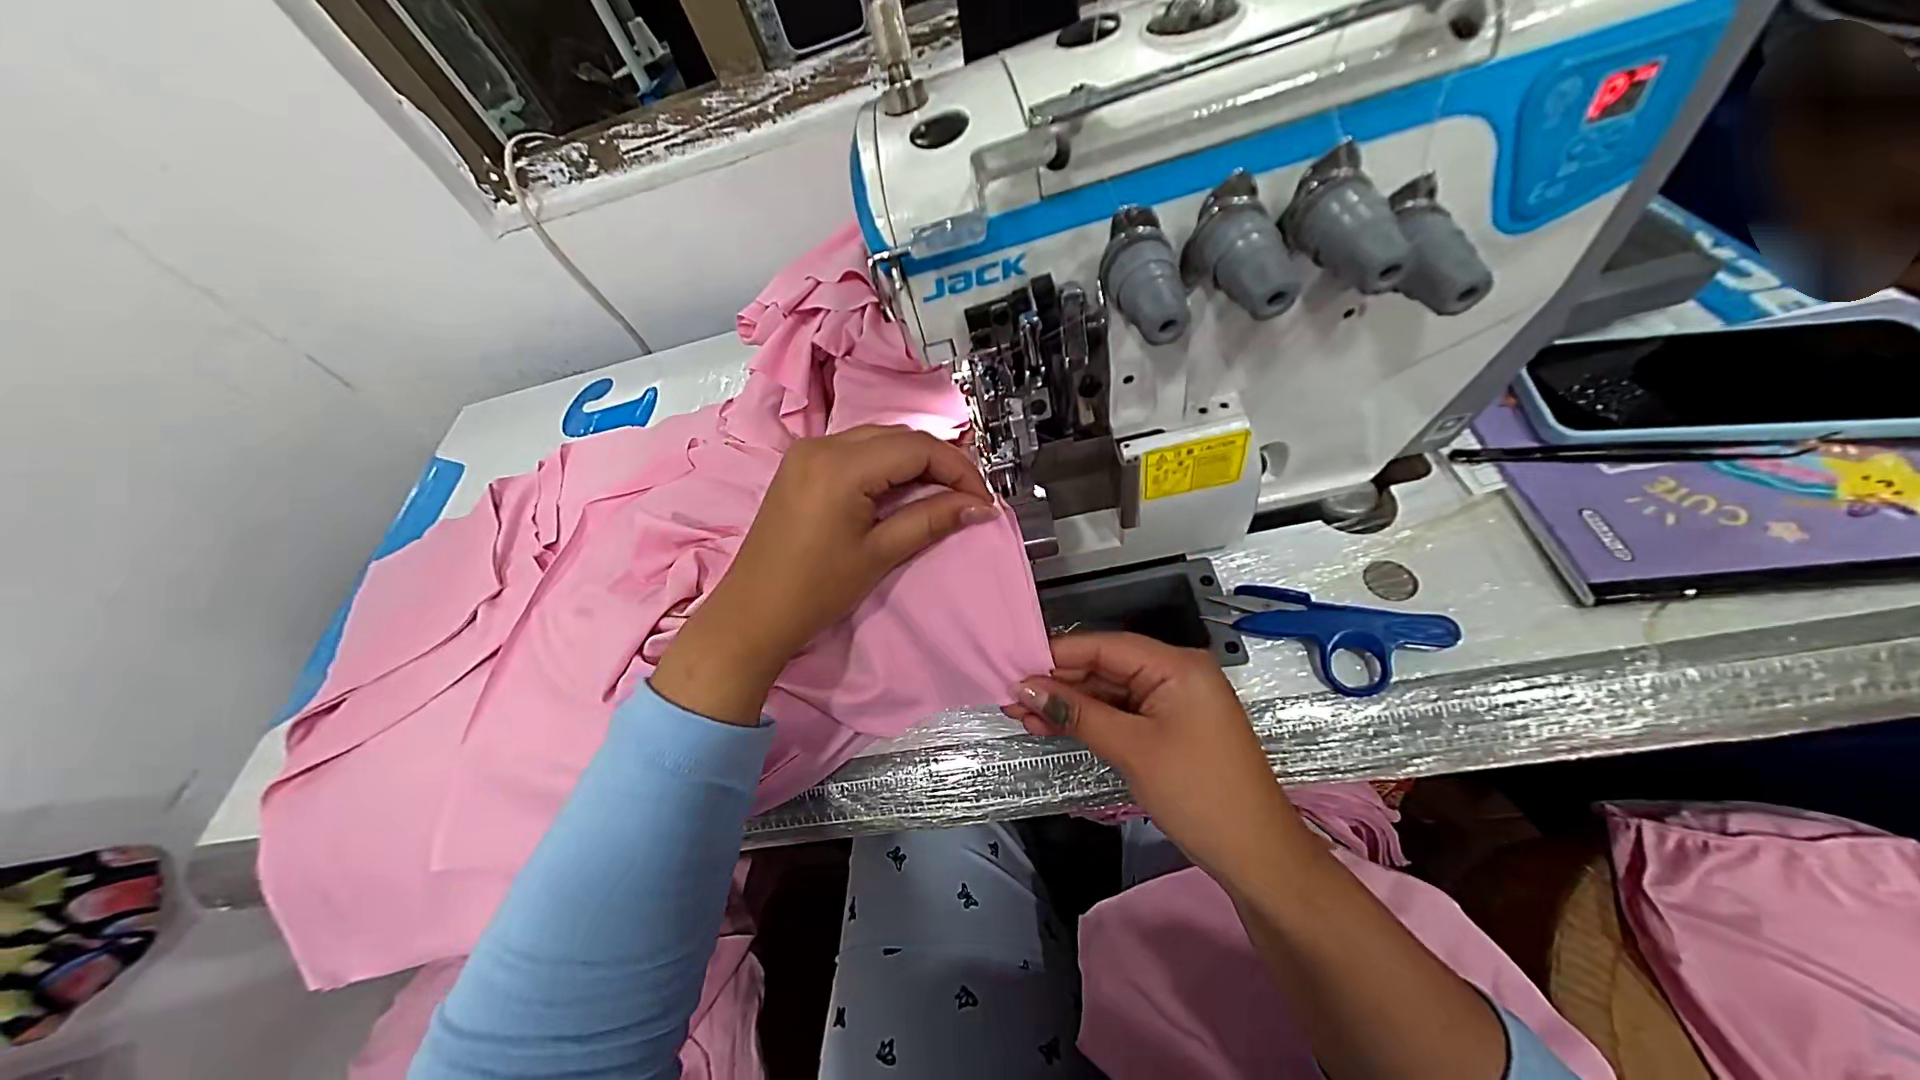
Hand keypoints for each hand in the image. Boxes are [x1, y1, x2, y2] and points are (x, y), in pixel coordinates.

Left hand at [652, 425, 998, 724]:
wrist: (754, 612)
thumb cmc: (814, 589)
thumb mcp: (881, 553)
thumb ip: (932, 519)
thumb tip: (978, 507)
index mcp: (841, 466)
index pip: (918, 448)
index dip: (959, 469)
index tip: (981, 500)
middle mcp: (822, 446)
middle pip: (900, 436)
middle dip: (940, 462)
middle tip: (966, 498)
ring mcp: (807, 452)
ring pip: (879, 439)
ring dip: (915, 460)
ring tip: (942, 495)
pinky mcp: (801, 465)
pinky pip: (856, 449)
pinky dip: (887, 463)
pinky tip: (902, 490)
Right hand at [1006, 632, 1314, 880]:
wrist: (1256, 856)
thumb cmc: (1198, 794)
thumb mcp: (1131, 748)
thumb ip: (1077, 713)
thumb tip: (1027, 688)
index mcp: (1176, 665)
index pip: (1106, 646)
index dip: (1058, 655)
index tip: (1014, 666)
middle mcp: (1176, 674)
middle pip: (1106, 667)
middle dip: (1059, 684)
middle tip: (1012, 697)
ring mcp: (1173, 702)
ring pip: (1109, 693)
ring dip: (1069, 705)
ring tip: (1022, 715)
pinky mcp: (1169, 728)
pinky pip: (1122, 714)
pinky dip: (1089, 721)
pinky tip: (1053, 726)